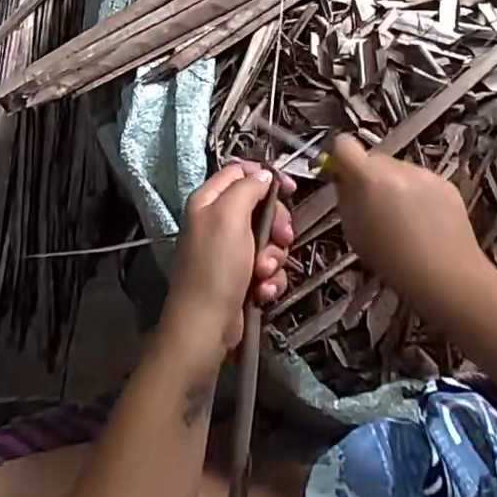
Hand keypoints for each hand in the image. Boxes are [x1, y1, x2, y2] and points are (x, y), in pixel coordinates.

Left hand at [163, 161, 294, 356]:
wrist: (206, 325)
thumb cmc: (216, 265)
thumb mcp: (230, 217)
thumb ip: (247, 188)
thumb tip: (264, 175)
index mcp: (209, 200)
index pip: (239, 171)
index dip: (265, 176)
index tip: (289, 188)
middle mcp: (218, 221)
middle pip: (260, 206)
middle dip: (276, 224)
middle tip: (282, 237)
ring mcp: (230, 251)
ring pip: (269, 240)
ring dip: (273, 257)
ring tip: (262, 273)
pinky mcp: (242, 276)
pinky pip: (268, 267)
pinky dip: (269, 279)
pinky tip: (262, 291)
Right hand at [327, 135, 496, 316]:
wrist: (446, 275)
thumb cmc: (392, 260)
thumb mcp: (353, 231)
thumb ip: (344, 197)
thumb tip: (342, 178)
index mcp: (368, 178)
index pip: (343, 144)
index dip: (337, 156)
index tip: (338, 173)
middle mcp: (396, 167)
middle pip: (372, 158)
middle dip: (367, 176)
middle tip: (370, 205)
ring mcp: (423, 173)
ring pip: (397, 170)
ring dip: (392, 185)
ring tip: (400, 219)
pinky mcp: (445, 183)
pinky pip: (420, 181)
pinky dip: (416, 194)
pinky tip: (422, 222)